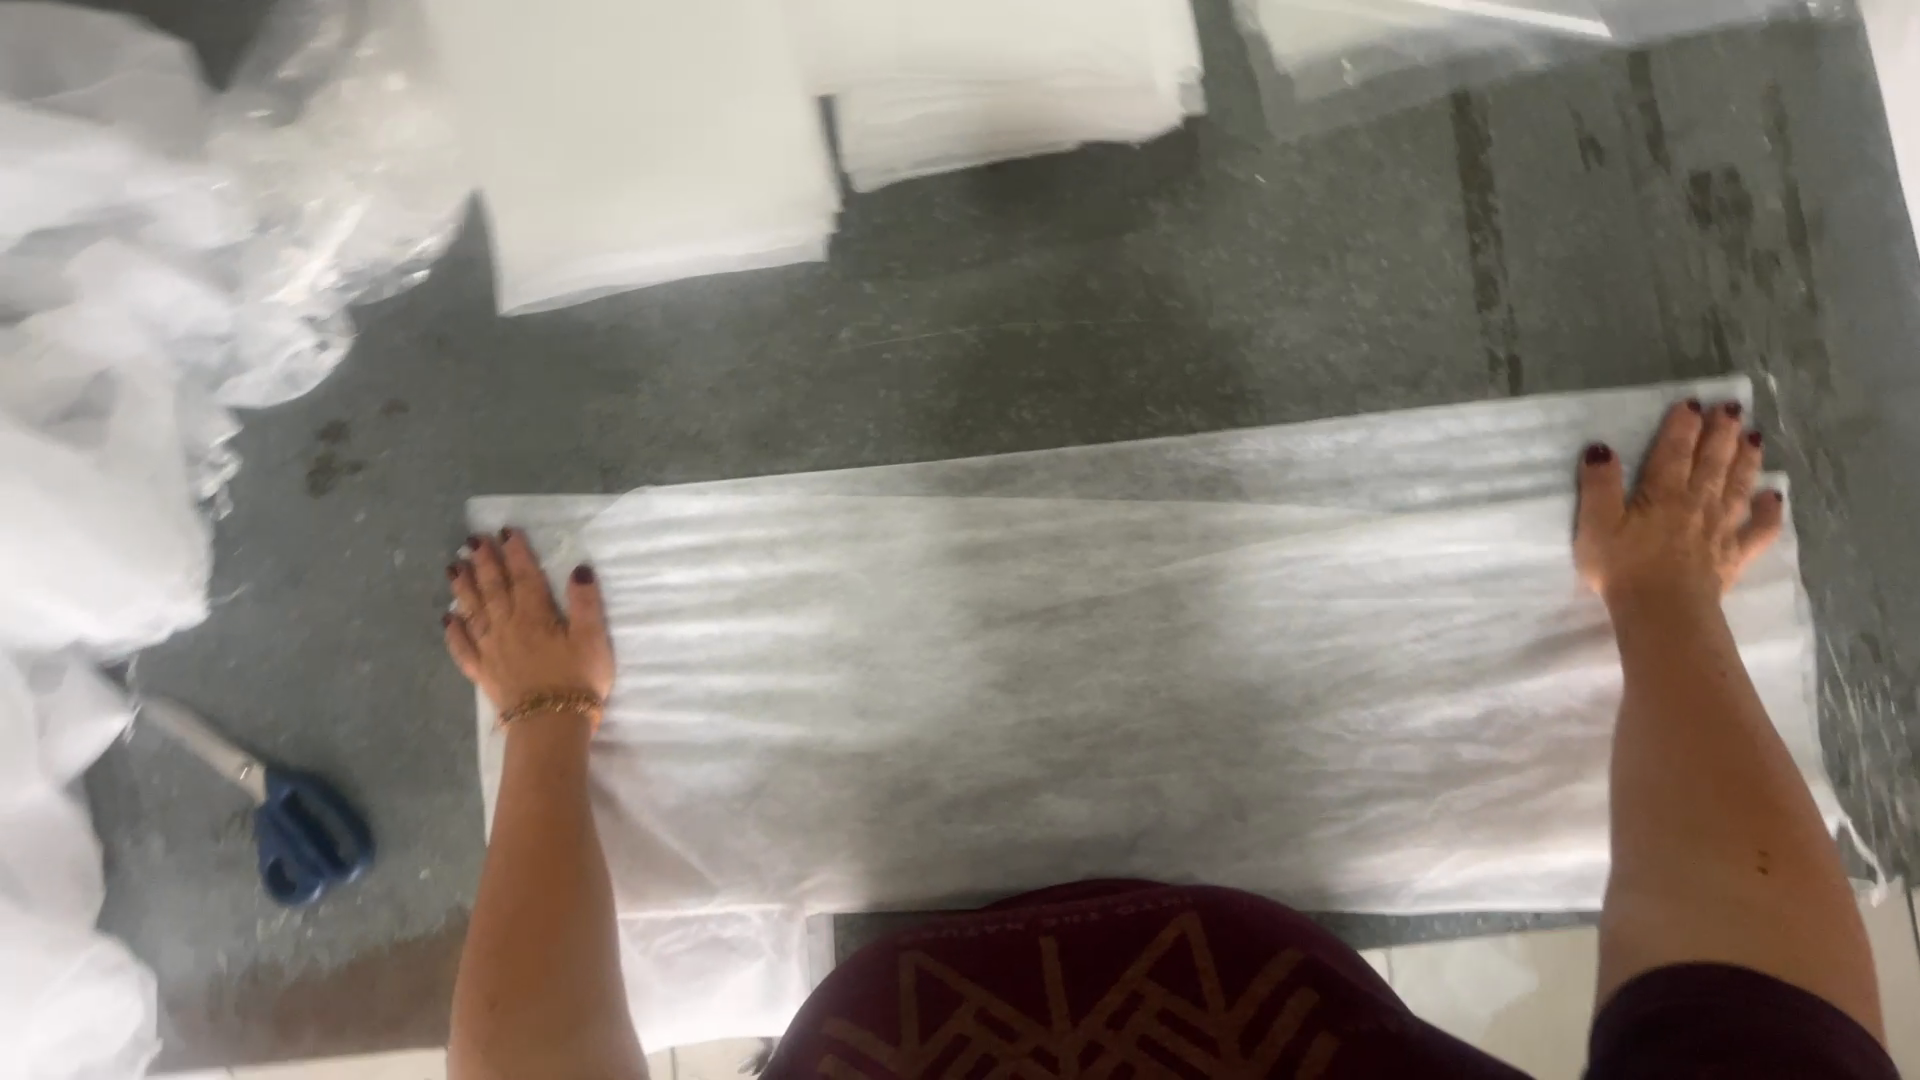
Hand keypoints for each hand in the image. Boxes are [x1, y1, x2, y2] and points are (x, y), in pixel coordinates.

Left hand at [444, 529, 612, 710]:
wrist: (550, 723)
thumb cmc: (579, 678)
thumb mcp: (593, 638)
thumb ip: (586, 603)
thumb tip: (579, 570)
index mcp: (535, 614)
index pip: (524, 575)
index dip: (515, 552)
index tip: (505, 530)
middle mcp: (507, 626)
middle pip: (493, 588)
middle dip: (484, 562)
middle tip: (473, 540)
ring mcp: (491, 649)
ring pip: (473, 611)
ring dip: (463, 587)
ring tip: (454, 567)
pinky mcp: (483, 672)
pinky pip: (462, 647)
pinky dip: (453, 631)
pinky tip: (447, 618)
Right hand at [1575, 399, 1784, 609]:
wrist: (1661, 608)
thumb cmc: (1620, 565)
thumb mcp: (1595, 523)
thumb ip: (1598, 484)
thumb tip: (1601, 449)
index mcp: (1663, 493)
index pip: (1674, 451)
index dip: (1682, 426)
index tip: (1693, 403)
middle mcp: (1697, 502)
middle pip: (1713, 461)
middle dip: (1721, 433)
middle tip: (1732, 409)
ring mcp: (1720, 527)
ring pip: (1737, 485)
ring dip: (1747, 459)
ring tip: (1754, 437)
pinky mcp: (1732, 553)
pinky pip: (1758, 527)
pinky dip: (1769, 510)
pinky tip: (1774, 496)